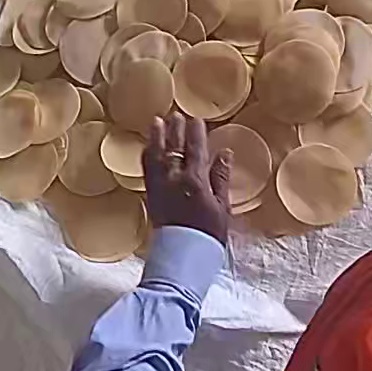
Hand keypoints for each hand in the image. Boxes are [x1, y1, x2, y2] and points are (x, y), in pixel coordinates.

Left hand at [143, 114, 231, 244]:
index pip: (195, 150)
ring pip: (156, 155)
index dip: (196, 133)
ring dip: (157, 137)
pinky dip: (148, 155)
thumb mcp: (222, 206)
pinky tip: (148, 147)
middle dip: (175, 130)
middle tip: (176, 115)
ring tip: (156, 122)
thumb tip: (224, 153)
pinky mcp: (150, 195)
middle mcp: (174, 180)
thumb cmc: (209, 232)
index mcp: (195, 181)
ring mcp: (159, 187)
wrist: (185, 255)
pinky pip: (147, 169)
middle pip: (174, 148)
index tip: (196, 119)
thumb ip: (220, 178)